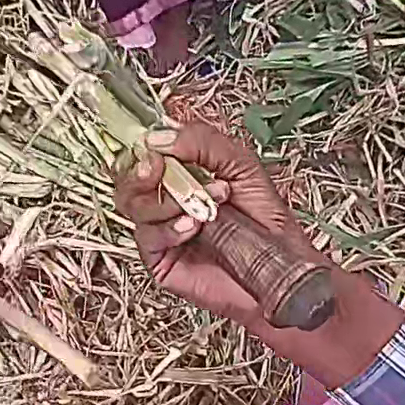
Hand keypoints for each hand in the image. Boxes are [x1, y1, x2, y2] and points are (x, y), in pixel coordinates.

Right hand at [113, 122, 404, 385]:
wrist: (278, 268)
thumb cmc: (265, 220)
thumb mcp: (241, 166)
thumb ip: (204, 143)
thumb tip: (160, 136)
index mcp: (180, 175)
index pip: (144, 154)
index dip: (142, 148)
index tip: (156, 146)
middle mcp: (164, 201)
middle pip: (126, 180)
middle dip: (139, 172)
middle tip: (159, 167)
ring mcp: (159, 230)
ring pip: (132, 207)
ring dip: (164, 201)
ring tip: (203, 206)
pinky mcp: (159, 259)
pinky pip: (147, 237)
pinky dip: (169, 228)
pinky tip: (194, 228)